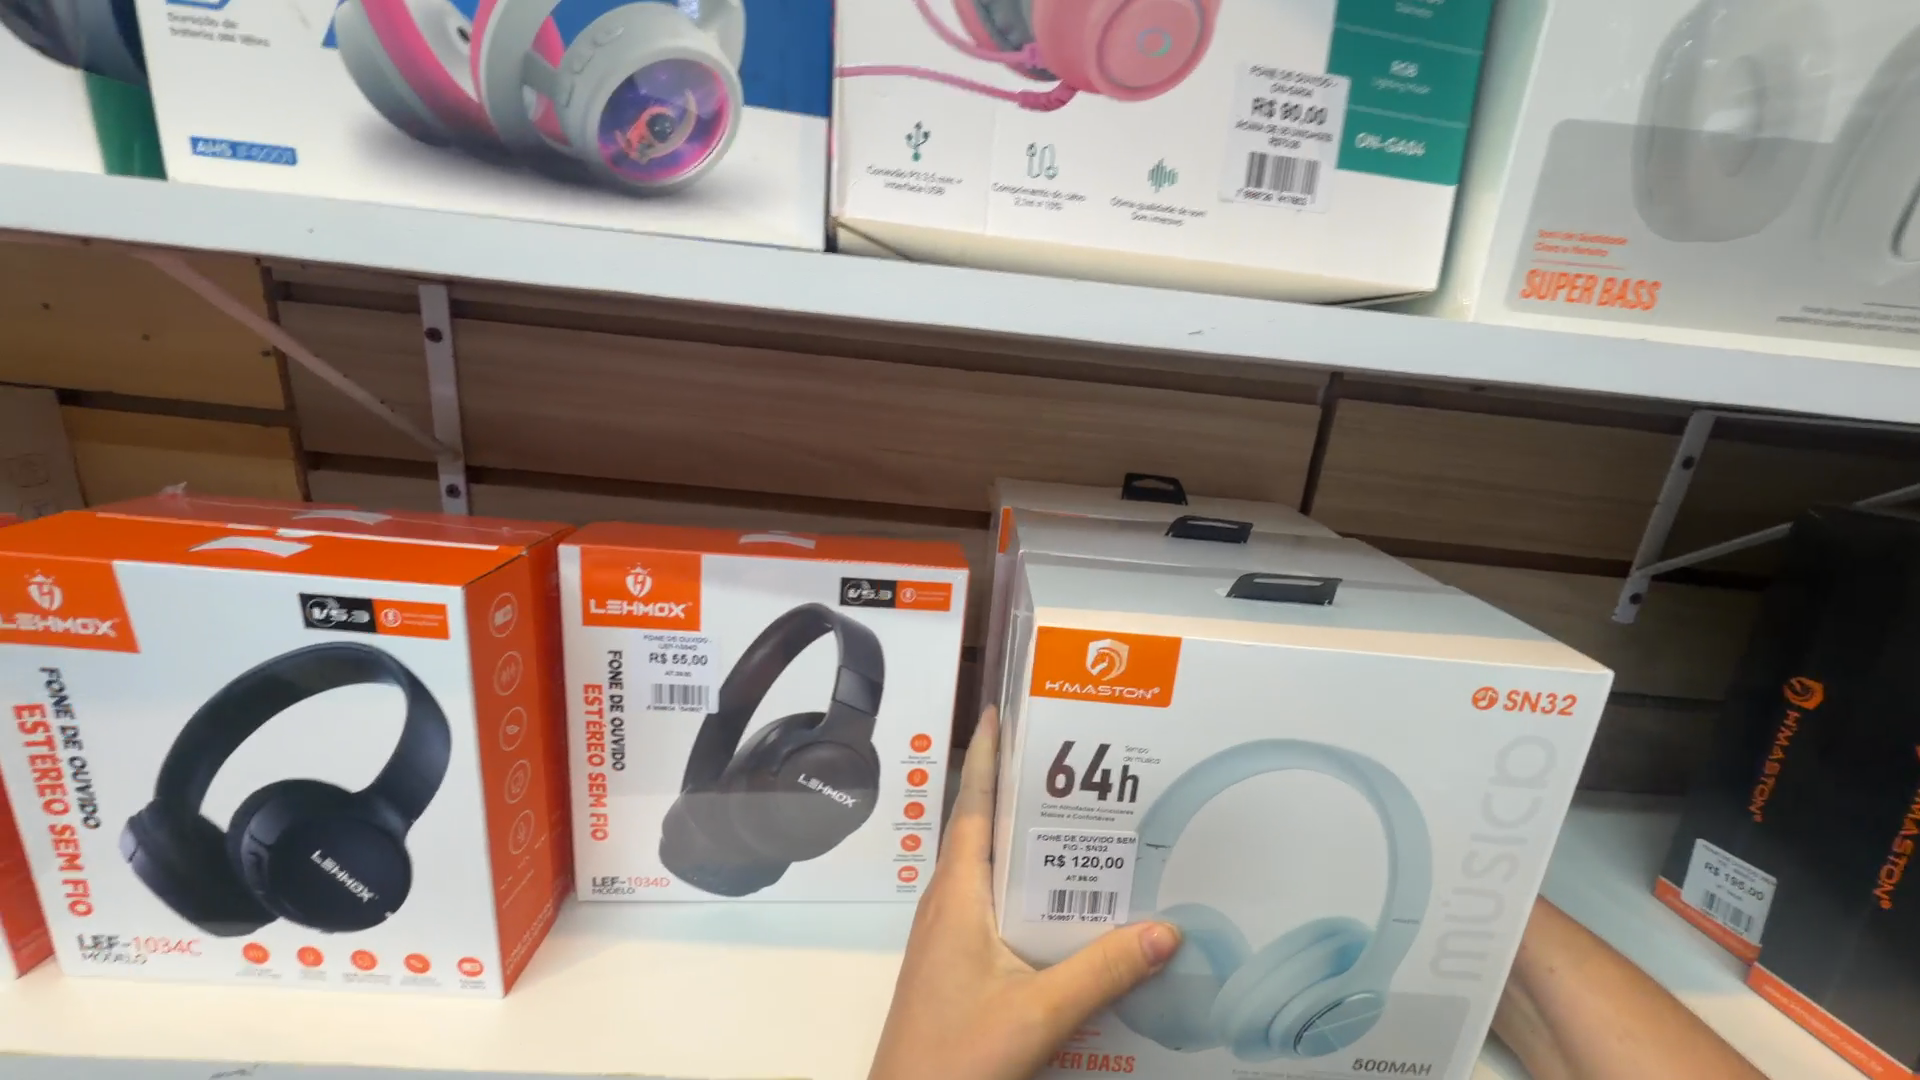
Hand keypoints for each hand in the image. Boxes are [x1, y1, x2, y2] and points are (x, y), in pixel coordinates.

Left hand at [870, 708, 1180, 1079]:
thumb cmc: (957, 1054)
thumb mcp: (1039, 1012)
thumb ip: (1102, 971)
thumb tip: (1167, 929)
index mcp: (957, 891)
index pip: (973, 803)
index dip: (985, 754)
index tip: (999, 712)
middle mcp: (947, 898)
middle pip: (980, 825)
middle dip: (1014, 788)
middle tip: (1063, 760)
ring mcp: (945, 929)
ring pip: (984, 865)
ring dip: (1016, 837)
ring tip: (1068, 819)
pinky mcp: (951, 956)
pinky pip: (986, 899)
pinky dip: (1017, 882)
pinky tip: (1053, 902)